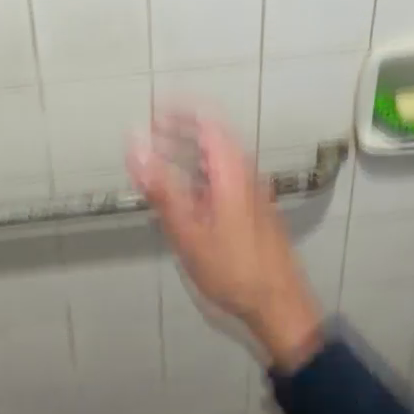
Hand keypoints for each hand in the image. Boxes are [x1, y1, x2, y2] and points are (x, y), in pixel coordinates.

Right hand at [128, 113, 324, 370]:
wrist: (279, 303)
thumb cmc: (232, 269)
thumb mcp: (188, 232)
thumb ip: (160, 187)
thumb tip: (134, 146)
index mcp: (231, 171)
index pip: (206, 121)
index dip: (179, 110)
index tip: (151, 111)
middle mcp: (245, 172)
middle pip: (213, 135)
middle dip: (180, 129)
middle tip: (148, 133)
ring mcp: (252, 189)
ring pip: (218, 156)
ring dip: (189, 151)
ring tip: (158, 158)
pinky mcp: (253, 206)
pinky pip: (223, 173)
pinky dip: (199, 170)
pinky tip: (183, 191)